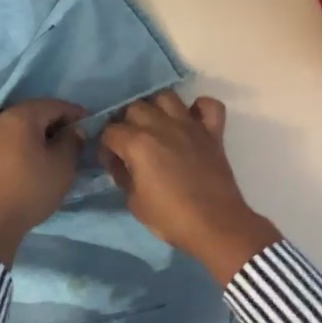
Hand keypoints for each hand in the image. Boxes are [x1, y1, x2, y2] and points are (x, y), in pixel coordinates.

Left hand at [0, 98, 86, 263]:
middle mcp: (1, 119)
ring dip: (37, 130)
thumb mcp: (63, 165)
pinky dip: (20, 141)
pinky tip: (29, 156)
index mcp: (22, 117)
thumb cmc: (33, 189)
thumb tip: (75, 130)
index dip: (74, 113)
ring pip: (18, 124)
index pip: (54, 105)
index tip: (89, 125)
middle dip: (55, 120)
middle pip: (33, 111)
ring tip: (52, 146)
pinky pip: (5, 138)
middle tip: (72, 135)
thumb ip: (72, 141)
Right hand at [98, 92, 279, 282]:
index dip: (106, 147)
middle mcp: (162, 126)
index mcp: (138, 143)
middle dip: (127, 123)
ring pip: (167, 97)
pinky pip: (209, 105)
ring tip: (156, 126)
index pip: (110, 131)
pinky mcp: (213, 132)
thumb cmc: (170, 217)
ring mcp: (190, 126)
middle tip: (130, 143)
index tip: (111, 162)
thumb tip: (118, 162)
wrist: (215, 225)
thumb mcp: (134, 202)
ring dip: (157, 108)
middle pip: (135, 107)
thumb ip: (122, 175)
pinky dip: (200, 108)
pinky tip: (192, 120)